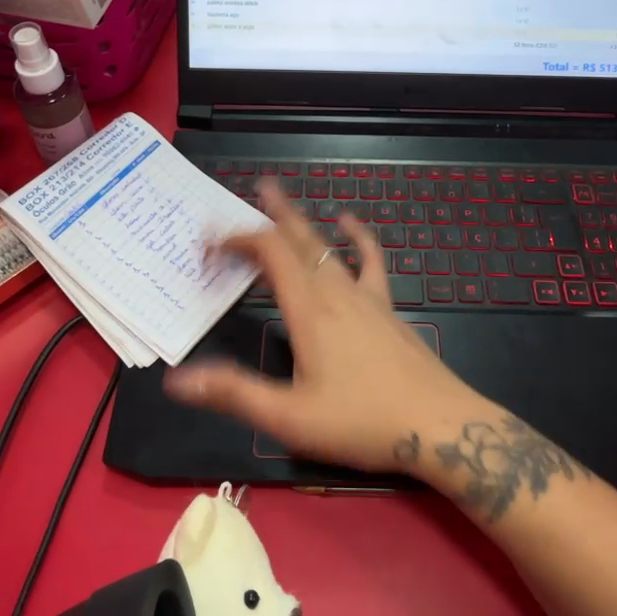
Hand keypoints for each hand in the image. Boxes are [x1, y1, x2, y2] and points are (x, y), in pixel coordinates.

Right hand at [164, 180, 489, 475]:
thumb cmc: (361, 422)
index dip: (238, 239)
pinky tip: (348, 222)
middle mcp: (335, 292)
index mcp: (308, 312)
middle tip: (248, 190)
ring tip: (280, 198)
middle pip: (299, 240)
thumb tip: (178, 380)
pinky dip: (357, 237)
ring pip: (327, 247)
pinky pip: (371, 260)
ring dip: (301, 222)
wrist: (438, 425)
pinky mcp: (387, 307)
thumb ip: (235, 393)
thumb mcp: (290, 417)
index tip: (210, 241)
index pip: (269, 255)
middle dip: (270, 215)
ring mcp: (366, 296)